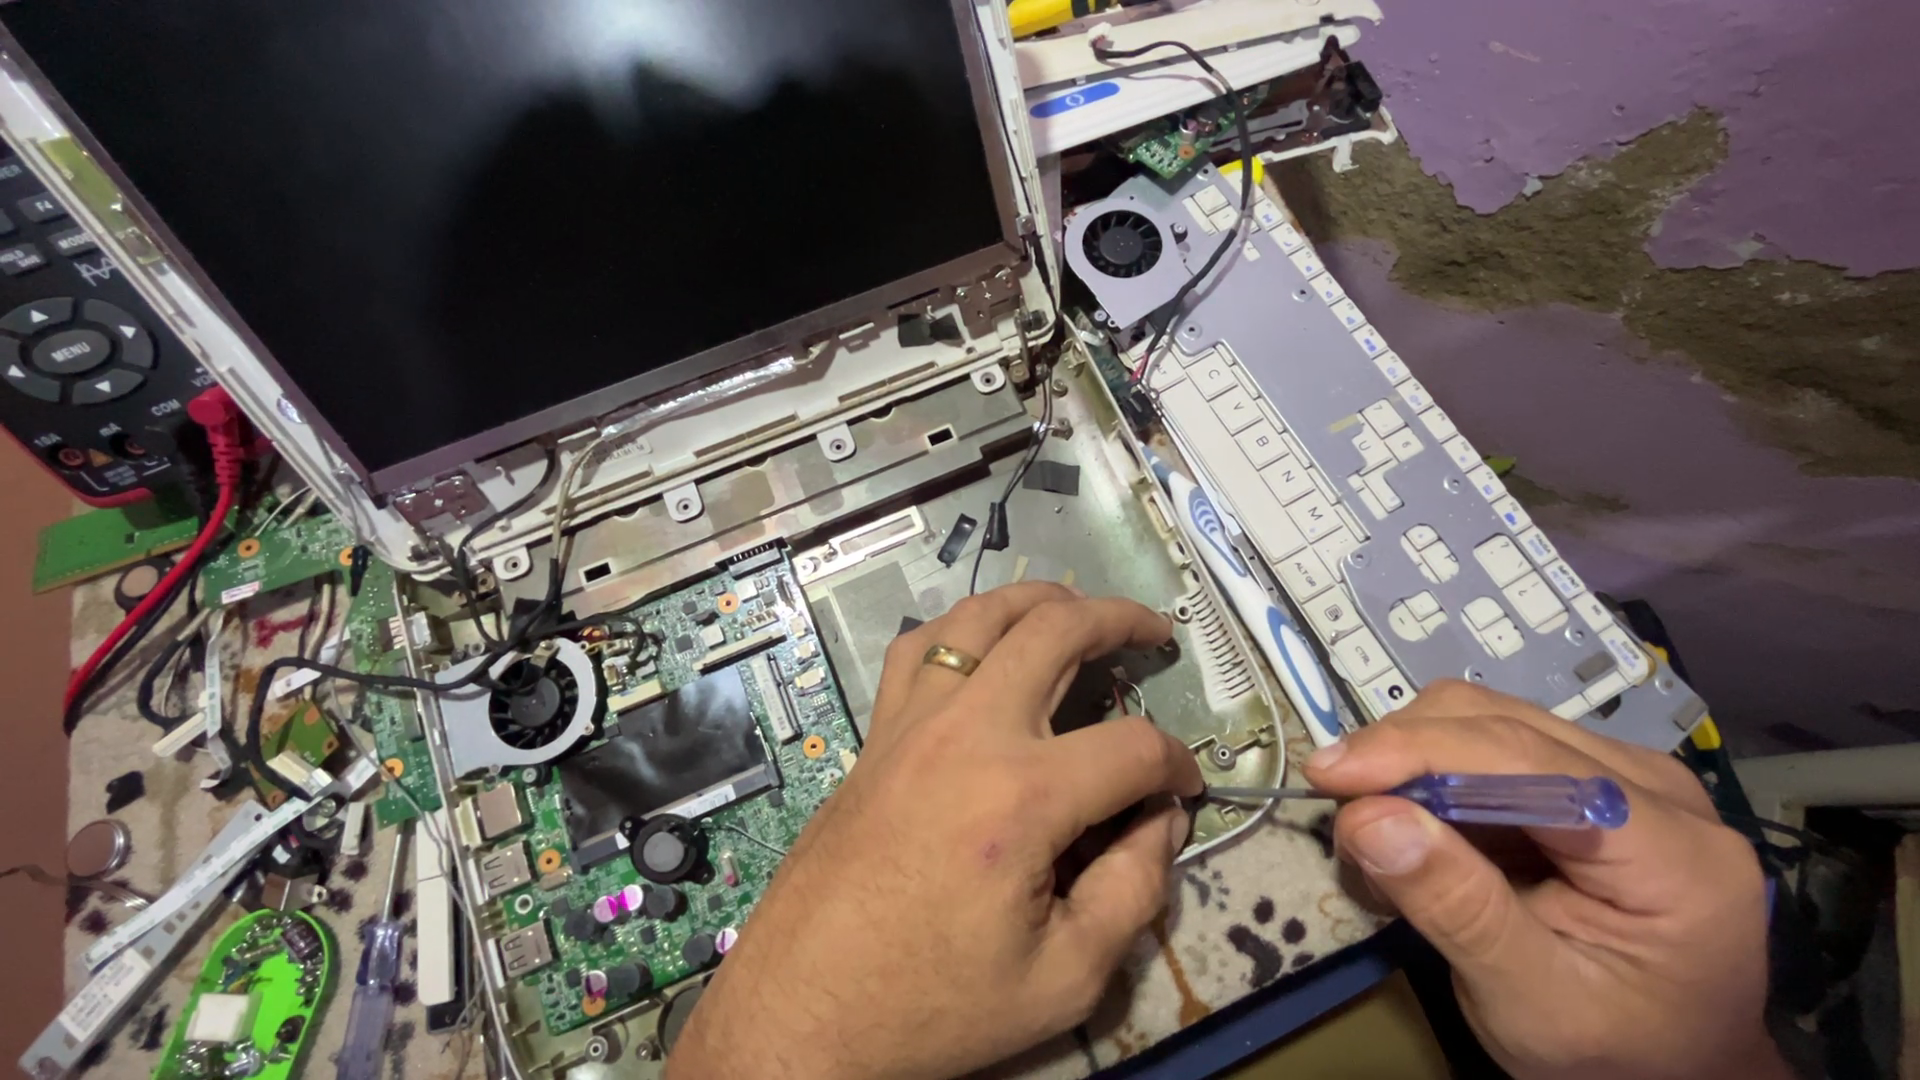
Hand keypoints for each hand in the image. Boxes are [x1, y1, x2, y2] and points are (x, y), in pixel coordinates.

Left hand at [667, 583, 1203, 1079]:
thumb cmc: (934, 1002)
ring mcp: (914, 721)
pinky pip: (917, 648)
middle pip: (1057, 632)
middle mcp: (968, 732)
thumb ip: (1133, 889)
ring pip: (981, 617)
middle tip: (1155, 634)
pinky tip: (982, 641)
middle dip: (1121, 620)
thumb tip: (1160, 817)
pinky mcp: (878, 731)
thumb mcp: (1065, 978)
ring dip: (1040, 599)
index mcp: (1022, 796)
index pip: (1132, 748)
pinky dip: (961, 627)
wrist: (807, 1005)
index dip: (1176, 765)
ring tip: (1077, 608)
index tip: (1185, 789)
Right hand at [1305, 680, 1786, 1079]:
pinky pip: (1473, 739)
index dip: (1416, 751)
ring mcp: (1613, 770)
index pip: (1522, 758)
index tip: (1326, 775)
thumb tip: (1368, 817)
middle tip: (1347, 827)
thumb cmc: (1615, 1049)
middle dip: (1397, 760)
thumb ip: (1459, 911)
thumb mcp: (1533, 1006)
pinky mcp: (1576, 771)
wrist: (1676, 1065)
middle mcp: (1649, 785)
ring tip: (1379, 840)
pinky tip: (1414, 831)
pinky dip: (1420, 775)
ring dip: (1402, 767)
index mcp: (1672, 851)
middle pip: (1488, 721)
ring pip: (1471, 718)